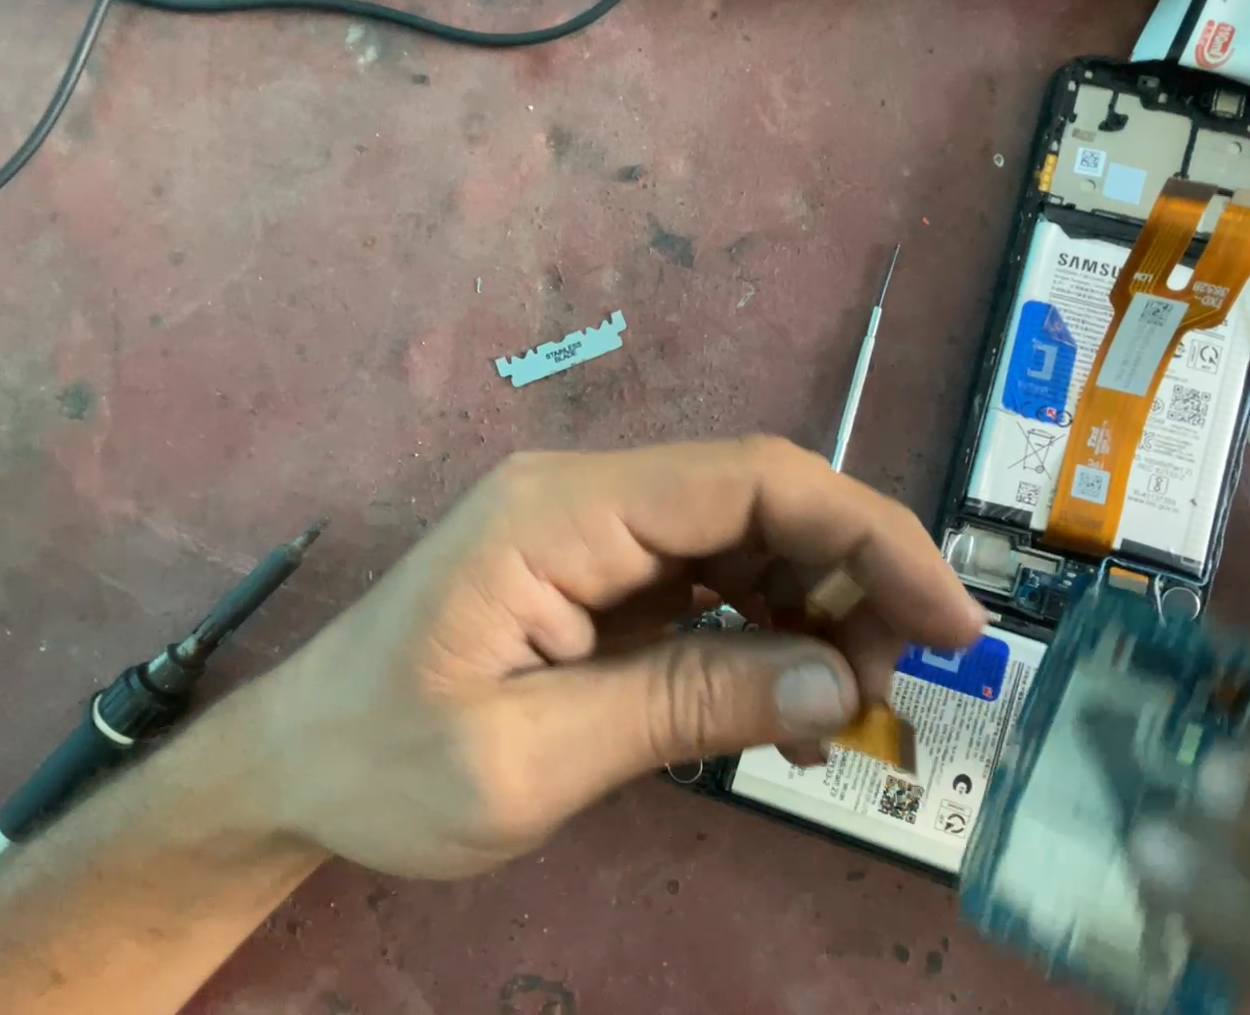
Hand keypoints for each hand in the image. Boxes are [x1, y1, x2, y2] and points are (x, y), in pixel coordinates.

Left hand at [228, 438, 983, 878]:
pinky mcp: (601, 578)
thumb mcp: (533, 757)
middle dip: (850, 582)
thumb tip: (840, 686)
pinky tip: (785, 702)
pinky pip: (712, 585)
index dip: (867, 535)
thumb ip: (687, 705)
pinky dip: (767, 635)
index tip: (951, 621)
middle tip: (888, 691)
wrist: (299, 768)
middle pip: (760, 503)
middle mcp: (589, 499)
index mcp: (563, 511)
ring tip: (840, 710)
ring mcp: (596, 535)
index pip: (751, 481)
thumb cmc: (386, 767)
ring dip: (816, 613)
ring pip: (748, 543)